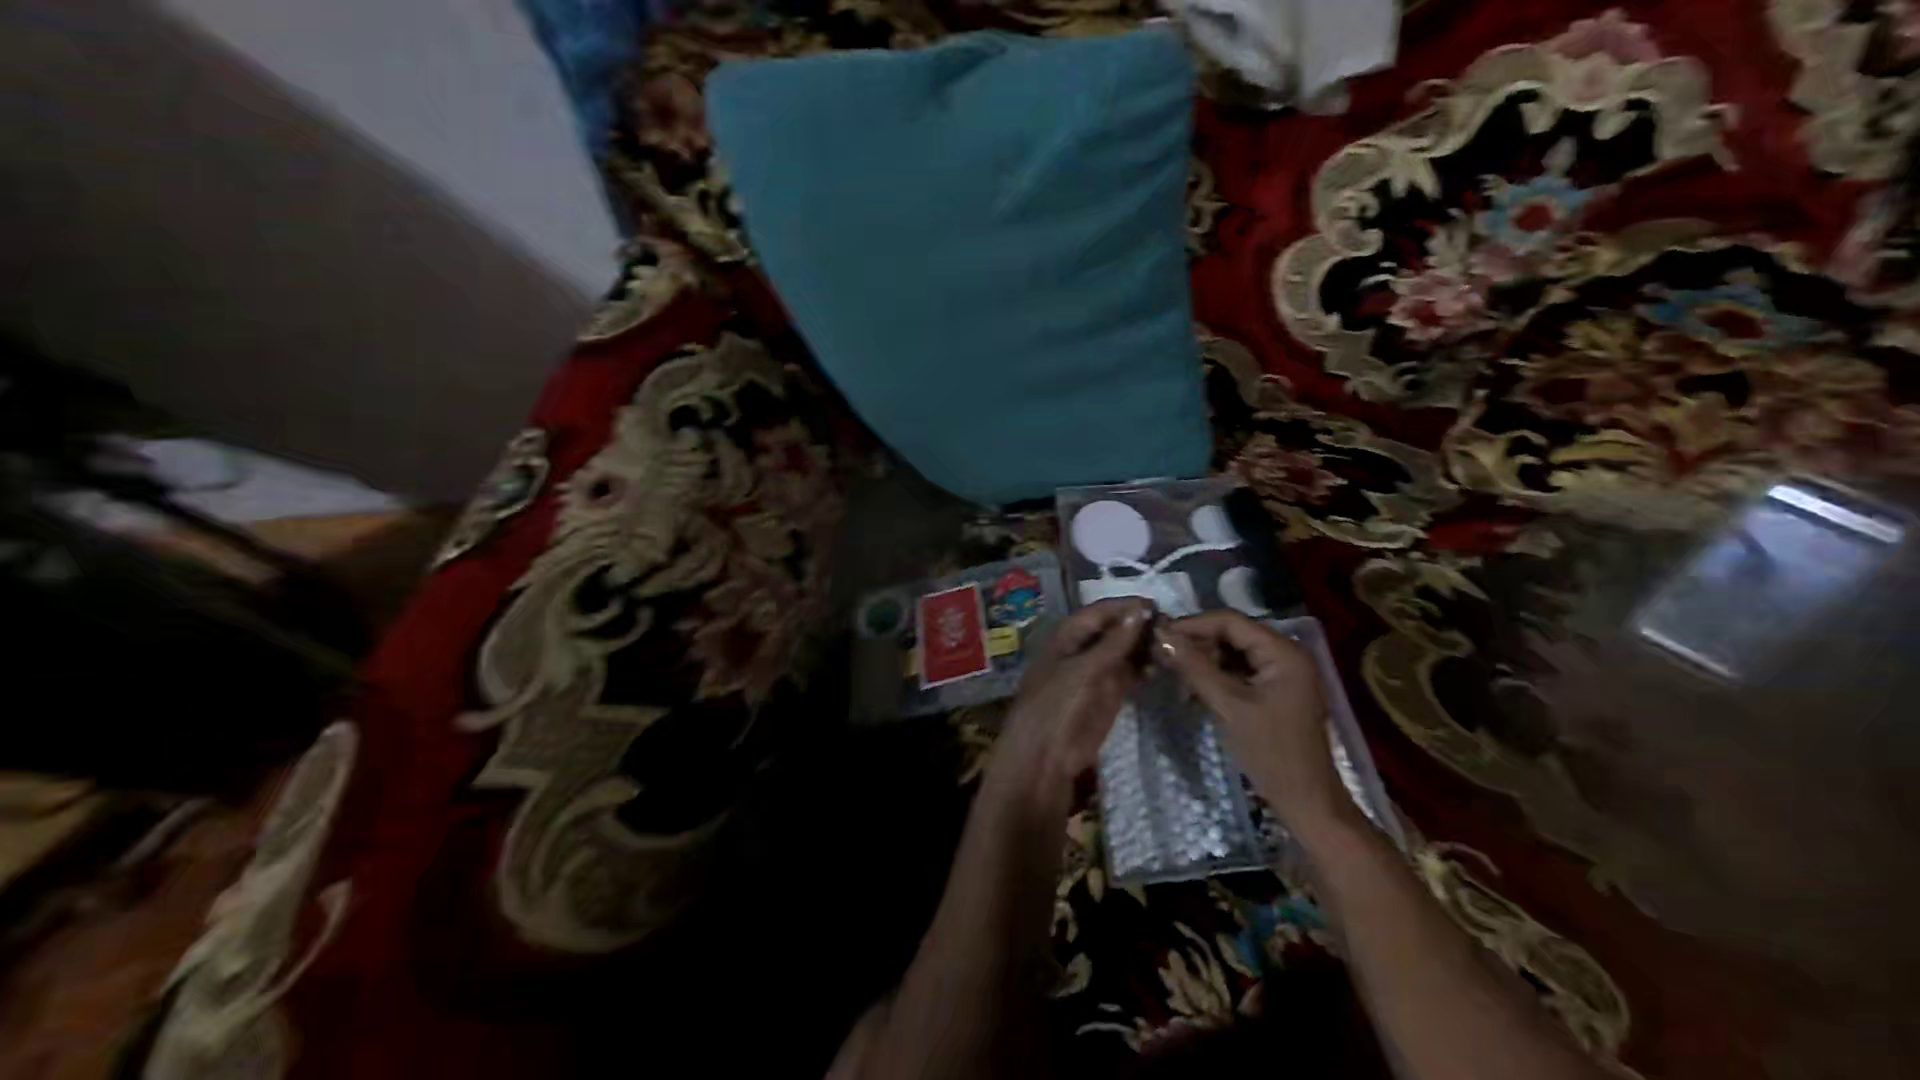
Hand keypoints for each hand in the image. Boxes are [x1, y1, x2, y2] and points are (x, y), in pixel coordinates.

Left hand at [986, 597, 1153, 805]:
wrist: (1045, 756)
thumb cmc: (1055, 706)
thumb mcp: (1082, 671)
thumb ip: (1112, 643)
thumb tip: (1140, 611)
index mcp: (1067, 636)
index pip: (1100, 612)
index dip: (1126, 606)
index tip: (1157, 605)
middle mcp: (1083, 648)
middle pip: (1115, 629)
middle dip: (1140, 625)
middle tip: (1172, 625)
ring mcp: (1097, 671)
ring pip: (1125, 650)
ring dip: (1145, 646)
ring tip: (1172, 643)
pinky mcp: (1109, 693)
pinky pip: (1129, 672)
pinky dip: (1144, 668)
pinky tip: (1161, 666)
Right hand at [1153, 611, 1349, 829]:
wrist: (1305, 800)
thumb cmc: (1271, 752)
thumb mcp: (1229, 706)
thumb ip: (1195, 667)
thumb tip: (1161, 636)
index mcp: (1284, 651)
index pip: (1231, 621)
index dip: (1193, 625)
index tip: (1159, 636)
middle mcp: (1286, 654)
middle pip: (1232, 635)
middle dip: (1197, 645)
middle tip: (1164, 659)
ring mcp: (1282, 673)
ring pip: (1233, 653)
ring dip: (1204, 663)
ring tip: (1177, 680)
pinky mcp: (1275, 690)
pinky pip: (1240, 672)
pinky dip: (1216, 677)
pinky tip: (1194, 691)